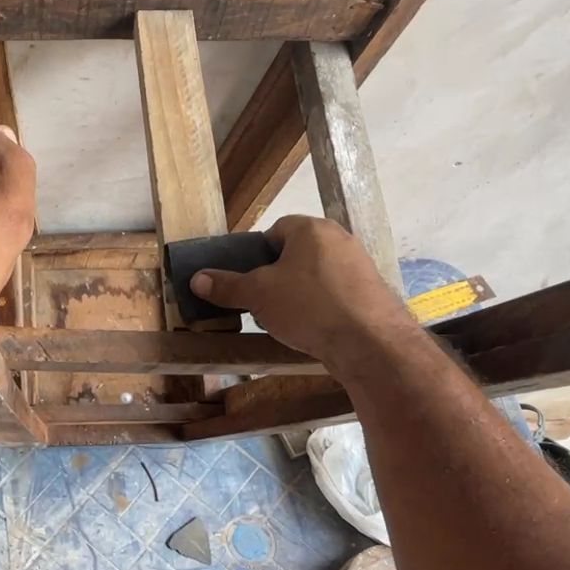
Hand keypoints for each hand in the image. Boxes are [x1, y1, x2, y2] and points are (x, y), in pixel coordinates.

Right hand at [190, 215, 418, 368]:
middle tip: (264, 300)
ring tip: (288, 318)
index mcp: (311, 228)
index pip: (276, 229)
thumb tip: (197, 279)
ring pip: (319, 273)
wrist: (367, 341)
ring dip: (302, 291)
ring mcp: (360, 265)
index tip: (250, 278)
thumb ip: (227, 286)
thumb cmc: (307, 306)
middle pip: (298, 252)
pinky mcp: (372, 291)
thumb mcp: (258, 295)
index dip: (258, 252)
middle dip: (279, 274)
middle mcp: (340, 238)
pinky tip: (314, 328)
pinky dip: (324, 305)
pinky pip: (338, 292)